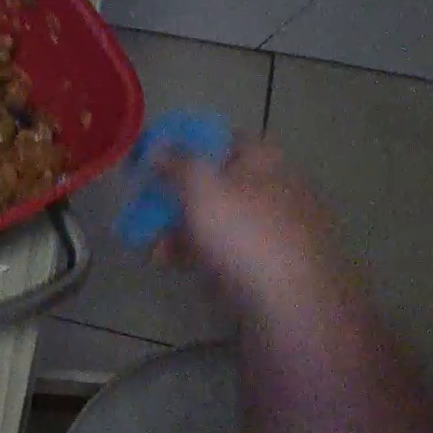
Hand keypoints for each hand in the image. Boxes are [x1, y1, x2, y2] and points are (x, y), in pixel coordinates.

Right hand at [157, 142, 348, 311]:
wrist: (290, 295)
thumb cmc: (243, 233)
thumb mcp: (202, 189)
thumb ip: (178, 164)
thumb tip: (159, 145)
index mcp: (263, 161)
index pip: (221, 138)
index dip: (184, 144)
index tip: (151, 158)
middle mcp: (271, 185)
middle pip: (212, 180)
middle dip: (172, 196)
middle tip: (142, 210)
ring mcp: (270, 223)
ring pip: (211, 216)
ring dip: (176, 228)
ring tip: (153, 248)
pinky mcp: (264, 255)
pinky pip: (221, 244)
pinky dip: (194, 250)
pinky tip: (172, 263)